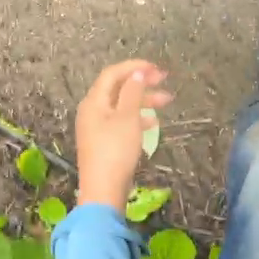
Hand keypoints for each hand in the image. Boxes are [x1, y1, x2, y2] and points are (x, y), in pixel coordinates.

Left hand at [74, 59, 172, 209]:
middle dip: (141, 83)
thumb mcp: (127, 118)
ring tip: (166, 102)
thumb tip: (136, 73)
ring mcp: (96, 128)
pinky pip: (120, 122)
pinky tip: (152, 124)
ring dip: (143, 101)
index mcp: (94, 101)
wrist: (103, 191)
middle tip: (164, 80)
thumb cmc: (115, 151)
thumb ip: (133, 93)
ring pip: (121, 106)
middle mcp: (91, 111)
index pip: (112, 74)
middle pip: (117, 89)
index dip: (134, 67)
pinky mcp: (103, 142)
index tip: (156, 68)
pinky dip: (136, 118)